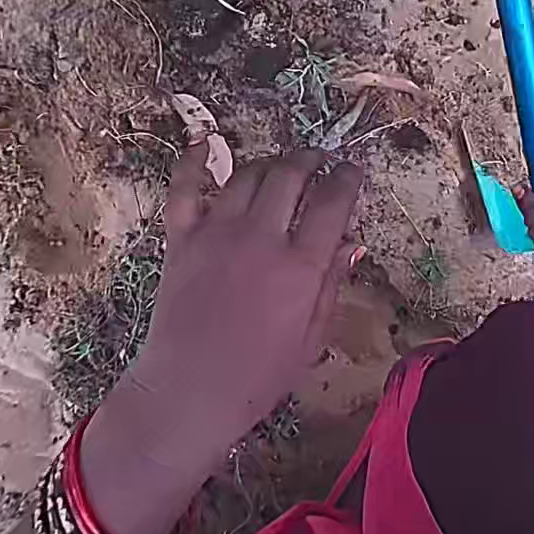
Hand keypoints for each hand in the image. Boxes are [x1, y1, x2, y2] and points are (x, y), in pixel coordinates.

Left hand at [114, 146, 362, 474]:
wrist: (190, 391)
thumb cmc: (258, 377)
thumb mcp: (311, 339)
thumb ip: (331, 283)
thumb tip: (349, 239)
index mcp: (299, 267)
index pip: (333, 203)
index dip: (347, 179)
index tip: (351, 171)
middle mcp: (260, 238)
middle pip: (291, 175)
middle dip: (310, 160)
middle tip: (318, 161)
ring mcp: (216, 232)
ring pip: (248, 174)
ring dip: (270, 163)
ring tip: (279, 168)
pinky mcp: (182, 236)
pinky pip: (185, 186)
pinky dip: (194, 160)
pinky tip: (205, 142)